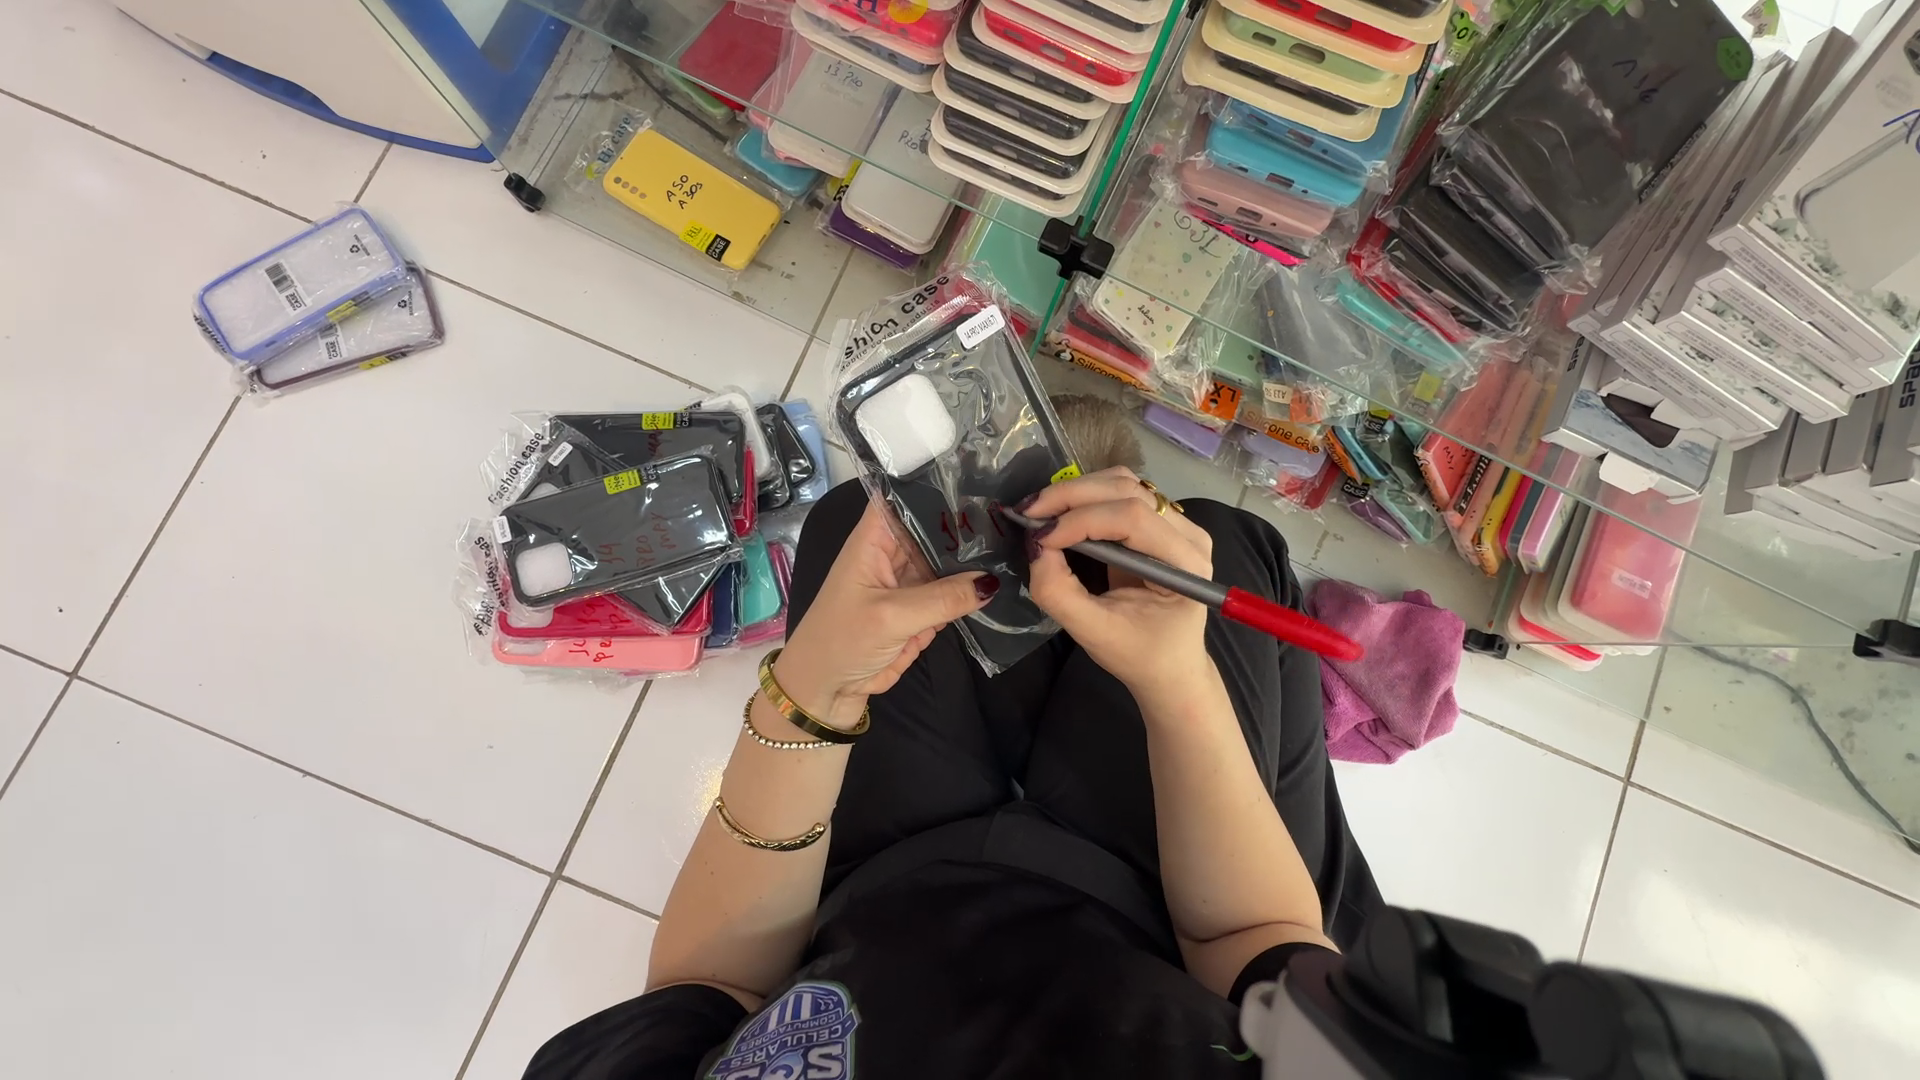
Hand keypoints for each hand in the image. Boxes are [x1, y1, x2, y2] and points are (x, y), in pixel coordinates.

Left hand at [776, 498, 997, 726]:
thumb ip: (943, 599)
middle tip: (1013, 516)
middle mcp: (893, 556)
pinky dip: (971, 593)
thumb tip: (992, 582)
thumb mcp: (892, 617)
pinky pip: (951, 596)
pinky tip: (1006, 579)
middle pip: (933, 529)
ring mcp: (908, 585)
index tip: (977, 479)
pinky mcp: (920, 613)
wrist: (824, 693)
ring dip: (973, 561)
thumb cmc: (842, 642)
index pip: (903, 498)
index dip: (935, 486)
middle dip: (966, 525)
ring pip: (947, 563)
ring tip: (1016, 544)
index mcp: (874, 541)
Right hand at [1021, 467, 1213, 703]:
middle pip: (1127, 490)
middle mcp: (1189, 534)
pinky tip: (1059, 512)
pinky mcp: (1159, 522)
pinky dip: (1085, 496)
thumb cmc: (1138, 654)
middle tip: (1027, 512)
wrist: (1168, 666)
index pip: (1133, 519)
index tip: (1039, 537)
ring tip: (1040, 510)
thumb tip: (1035, 547)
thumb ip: (1060, 592)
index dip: (1081, 520)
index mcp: (1186, 566)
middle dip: (1070, 497)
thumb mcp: (1093, 632)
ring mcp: (1178, 524)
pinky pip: (1121, 492)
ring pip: (1122, 482)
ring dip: (1076, 491)